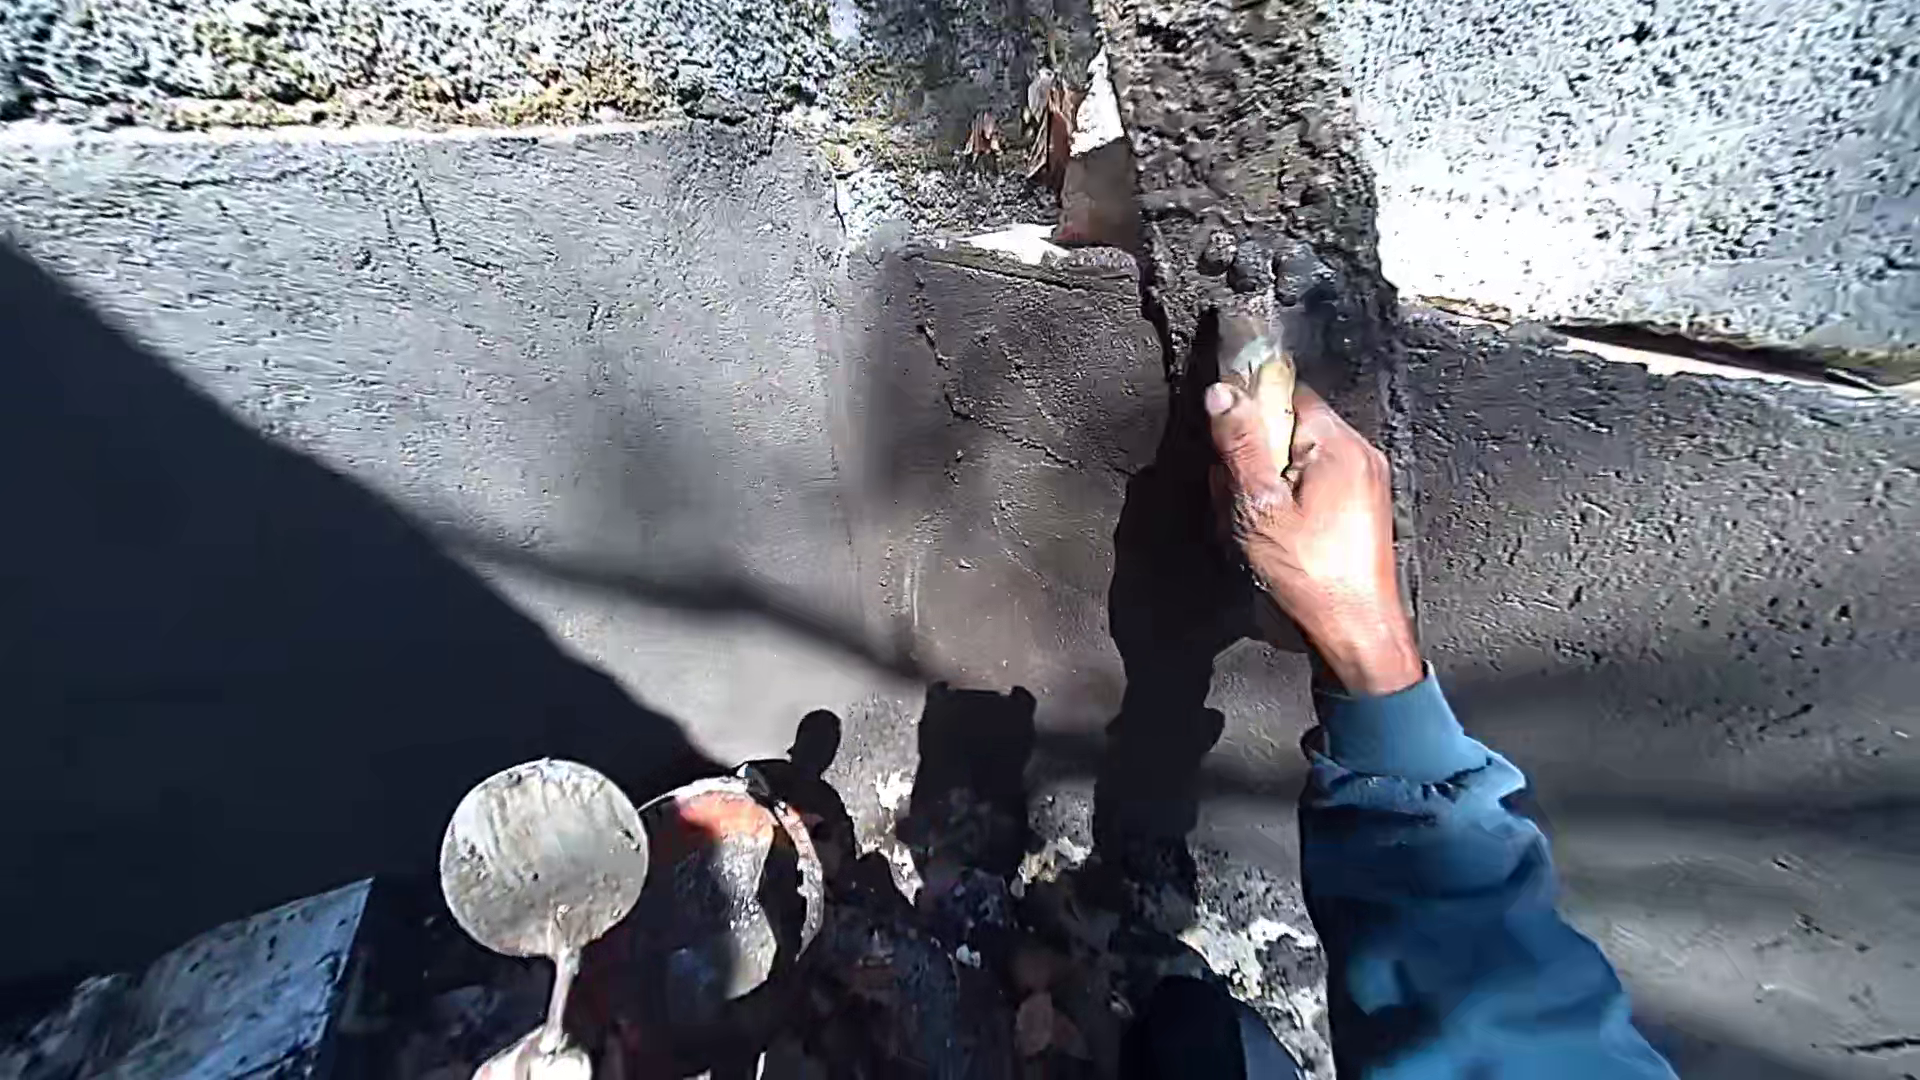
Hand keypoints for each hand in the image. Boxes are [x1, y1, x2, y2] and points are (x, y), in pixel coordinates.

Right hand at [1205, 380, 1421, 695]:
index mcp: (1338, 445)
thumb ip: (1241, 445)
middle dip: (1254, 456)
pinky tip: (1276, 530)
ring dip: (1266, 482)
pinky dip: (1285, 498)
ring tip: (1257, 521)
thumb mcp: (1260, 506)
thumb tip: (1221, 393)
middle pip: (1289, 427)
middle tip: (1240, 497)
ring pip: (1296, 457)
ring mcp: (1363, 478)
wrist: (1353, 626)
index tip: (1230, 447)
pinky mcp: (1359, 502)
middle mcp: (1359, 453)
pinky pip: (1311, 481)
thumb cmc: (1310, 573)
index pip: (1287, 393)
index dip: (1250, 414)